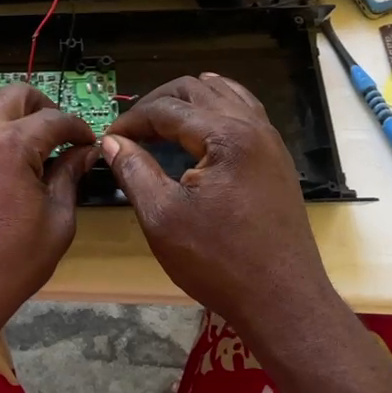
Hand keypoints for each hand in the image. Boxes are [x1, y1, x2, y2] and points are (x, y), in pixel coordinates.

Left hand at [0, 84, 96, 339]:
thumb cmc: (8, 265)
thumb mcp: (56, 222)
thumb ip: (70, 176)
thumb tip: (84, 151)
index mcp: (9, 146)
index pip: (53, 118)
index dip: (76, 127)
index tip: (84, 140)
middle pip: (14, 94)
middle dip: (41, 107)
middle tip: (54, 133)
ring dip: (6, 116)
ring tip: (19, 145)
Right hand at [100, 73, 335, 332]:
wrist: (284, 303)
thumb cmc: (219, 262)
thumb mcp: (163, 218)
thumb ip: (134, 171)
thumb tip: (111, 141)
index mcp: (226, 135)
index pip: (167, 109)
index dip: (132, 120)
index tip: (107, 139)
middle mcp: (252, 126)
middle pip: (196, 89)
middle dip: (157, 102)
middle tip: (131, 130)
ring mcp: (269, 140)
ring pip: (223, 93)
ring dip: (188, 100)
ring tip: (160, 122)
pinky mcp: (276, 158)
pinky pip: (244, 111)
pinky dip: (216, 107)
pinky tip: (201, 123)